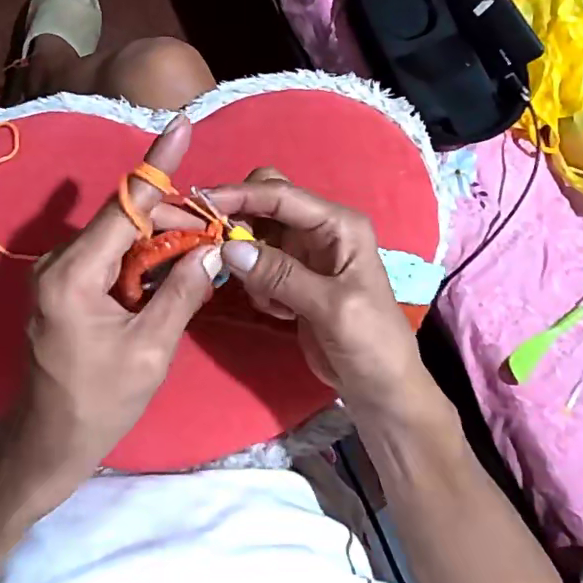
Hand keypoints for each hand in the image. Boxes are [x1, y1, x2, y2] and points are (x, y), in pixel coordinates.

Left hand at [0, 116, 219, 485]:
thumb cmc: (98, 402)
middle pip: (125, 219)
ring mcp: (59, 272)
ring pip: (120, 236)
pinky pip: (110, 256)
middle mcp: (59, 262)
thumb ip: (183, 291)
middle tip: (214, 237)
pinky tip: (171, 271)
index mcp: (74, 274)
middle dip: (172, 221)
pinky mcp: (65, 285)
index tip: (180, 125)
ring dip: (160, 241)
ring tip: (199, 257)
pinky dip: (143, 258)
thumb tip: (212, 247)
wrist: (46, 443)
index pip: (125, 206)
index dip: (157, 164)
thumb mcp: (151, 348)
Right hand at [204, 174, 429, 415]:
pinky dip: (256, 283)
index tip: (202, 202)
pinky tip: (279, 311)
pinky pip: (258, 265)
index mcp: (339, 224)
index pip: (282, 195)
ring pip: (257, 234)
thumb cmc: (370, 342)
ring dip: (247, 259)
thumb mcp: (331, 308)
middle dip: (240, 219)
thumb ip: (281, 275)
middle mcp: (320, 229)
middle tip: (218, 248)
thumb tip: (229, 248)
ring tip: (267, 298)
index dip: (241, 195)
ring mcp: (305, 253)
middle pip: (267, 202)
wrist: (380, 387)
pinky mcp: (291, 277)